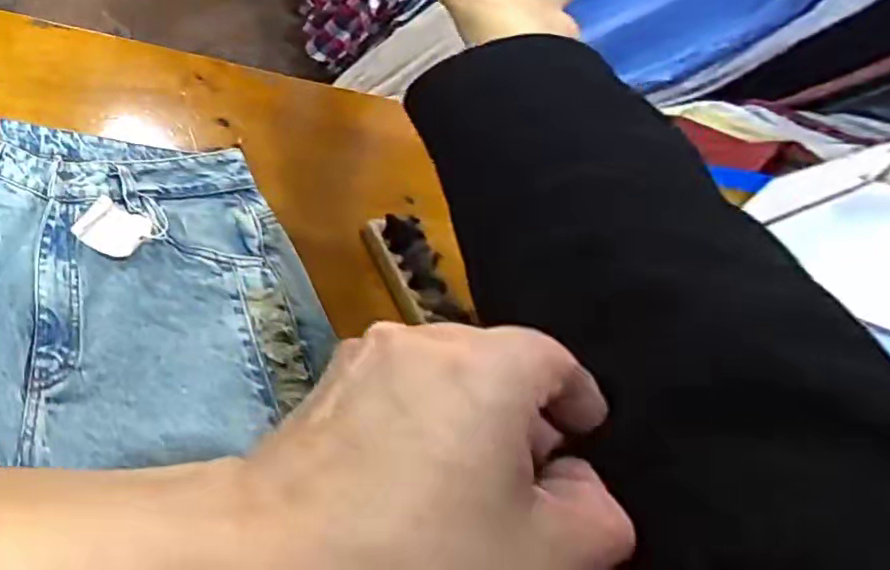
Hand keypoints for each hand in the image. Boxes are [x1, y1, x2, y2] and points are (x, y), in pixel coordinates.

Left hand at [237, 322, 633, 569]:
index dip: (578, 396)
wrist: (296, 535)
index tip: (583, 443)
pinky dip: (416, 406)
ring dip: (464, 405)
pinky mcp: (325, 376)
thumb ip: (594, 506)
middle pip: (484, 353)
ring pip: (433, 365)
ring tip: (468, 478)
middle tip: (528, 474)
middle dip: (518, 403)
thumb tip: (571, 474)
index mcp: (471, 364)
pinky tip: (413, 467)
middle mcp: (407, 340)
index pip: (546, 352)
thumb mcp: (552, 549)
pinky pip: (390, 378)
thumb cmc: (429, 542)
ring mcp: (357, 353)